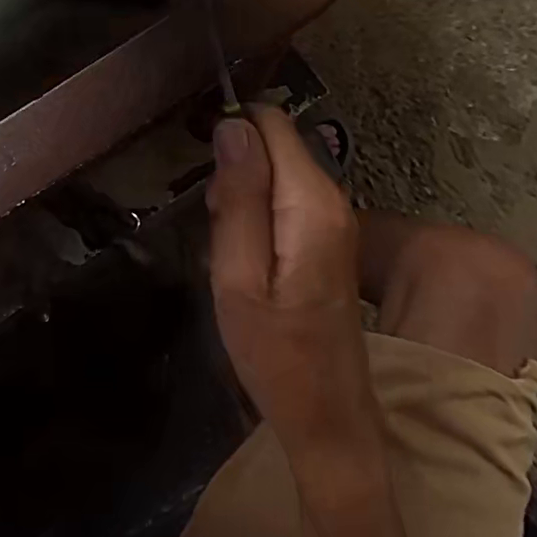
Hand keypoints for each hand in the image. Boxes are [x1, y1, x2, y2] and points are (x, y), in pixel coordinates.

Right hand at [208, 108, 410, 536]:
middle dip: (234, 166)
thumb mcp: (237, 277)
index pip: (271, 123)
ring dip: (241, 190)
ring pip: (274, 168)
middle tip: (213, 221)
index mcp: (310, 202)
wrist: (324, 413)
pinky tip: (242, 251)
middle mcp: (333, 197)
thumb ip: (237, 198)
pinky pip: (282, 194)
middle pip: (273, 143)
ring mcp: (335, 216)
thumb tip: (232, 126)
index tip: (201, 164)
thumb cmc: (273, 352)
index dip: (231, 127)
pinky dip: (254, 209)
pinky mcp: (328, 233)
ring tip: (225, 243)